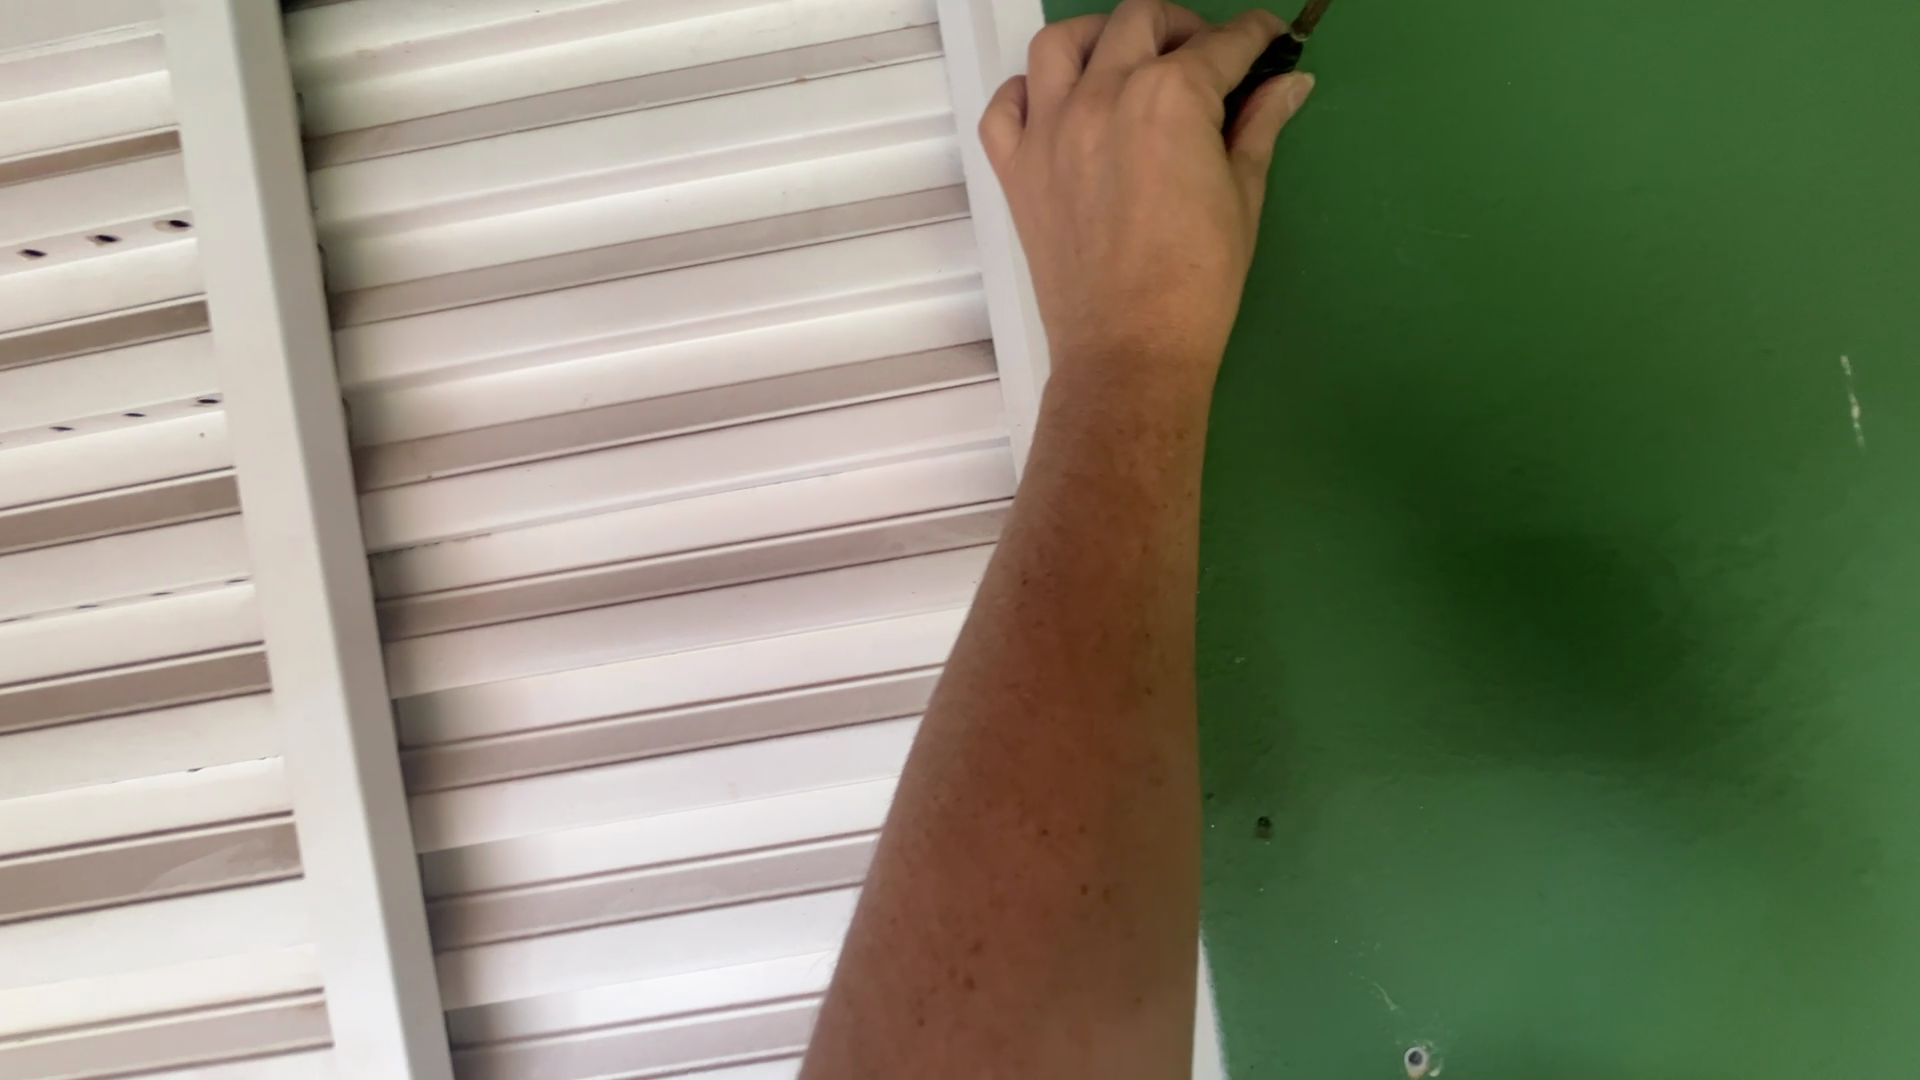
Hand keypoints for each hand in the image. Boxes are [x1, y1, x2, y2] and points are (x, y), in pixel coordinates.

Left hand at [980, 0, 1314, 395]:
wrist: (1129, 352)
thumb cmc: (1195, 287)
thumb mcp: (1242, 199)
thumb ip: (1258, 128)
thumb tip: (1290, 84)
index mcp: (1170, 98)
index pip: (1221, 44)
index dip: (1254, 39)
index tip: (1265, 44)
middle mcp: (1103, 96)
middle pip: (1139, 23)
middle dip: (1182, 27)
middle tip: (1202, 59)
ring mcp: (1050, 134)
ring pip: (1060, 44)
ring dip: (1098, 38)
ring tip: (1122, 62)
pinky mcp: (1017, 174)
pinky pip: (1003, 109)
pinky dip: (1024, 95)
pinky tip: (1055, 107)